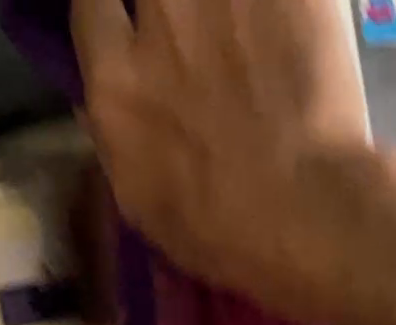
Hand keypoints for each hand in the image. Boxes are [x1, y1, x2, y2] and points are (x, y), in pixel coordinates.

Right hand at [71, 0, 381, 322]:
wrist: (303, 213)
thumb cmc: (216, 230)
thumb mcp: (140, 201)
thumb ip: (116, 138)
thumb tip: (99, 104)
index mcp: (116, 80)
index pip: (92, 3)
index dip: (112, 8)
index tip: (132, 24)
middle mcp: (163, 21)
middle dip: (170, 7)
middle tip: (193, 33)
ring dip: (222, 9)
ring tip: (238, 35)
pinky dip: (278, 6)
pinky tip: (280, 29)